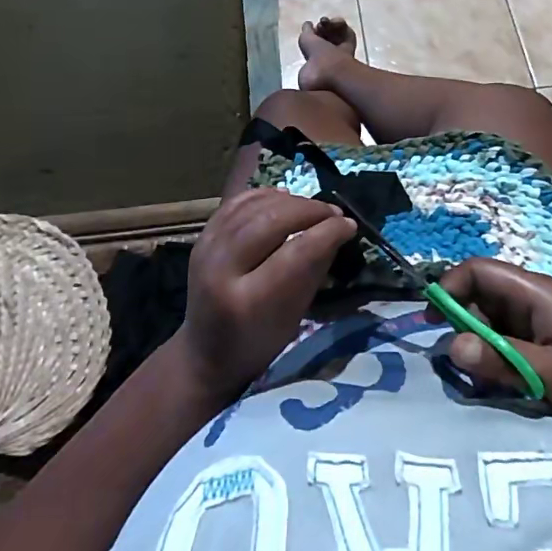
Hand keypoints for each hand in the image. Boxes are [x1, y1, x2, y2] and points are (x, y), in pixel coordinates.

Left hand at [173, 188, 355, 395]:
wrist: (206, 354)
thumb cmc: (259, 342)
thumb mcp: (294, 316)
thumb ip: (314, 270)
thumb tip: (339, 230)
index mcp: (249, 302)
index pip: (296, 253)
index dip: (328, 232)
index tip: (350, 225)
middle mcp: (221, 272)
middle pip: (271, 223)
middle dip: (310, 211)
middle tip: (335, 212)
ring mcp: (206, 252)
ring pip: (253, 208)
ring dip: (290, 201)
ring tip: (314, 207)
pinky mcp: (201, 240)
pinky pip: (234, 204)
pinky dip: (263, 196)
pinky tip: (284, 197)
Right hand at [436, 257, 551, 439]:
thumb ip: (502, 360)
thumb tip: (450, 345)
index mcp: (540, 294)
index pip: (480, 270)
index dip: (450, 288)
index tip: (432, 323)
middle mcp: (538, 299)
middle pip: (483, 294)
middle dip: (463, 323)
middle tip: (462, 363)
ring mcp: (546, 320)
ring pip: (494, 320)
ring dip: (481, 345)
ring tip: (483, 379)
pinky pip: (511, 340)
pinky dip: (499, 357)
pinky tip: (505, 384)